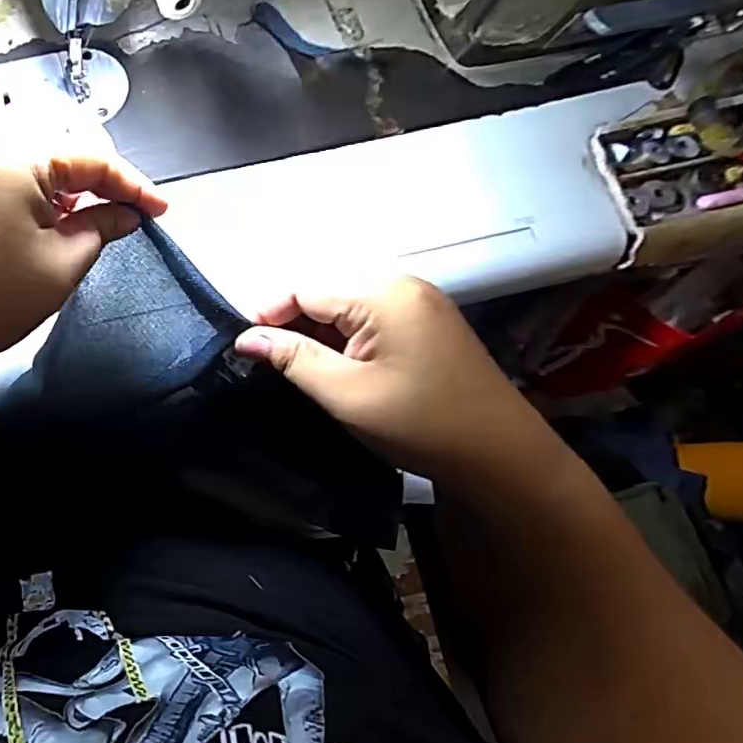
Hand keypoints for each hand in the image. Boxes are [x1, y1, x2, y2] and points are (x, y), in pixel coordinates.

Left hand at [0, 125, 167, 391]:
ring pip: (31, 160)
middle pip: (60, 146)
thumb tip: (125, 214)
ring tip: (86, 226)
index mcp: (16, 154)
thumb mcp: (60, 267)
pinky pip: (2, 174)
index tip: (159, 211)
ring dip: (66, 187)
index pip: (92, 158)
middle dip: (98, 180)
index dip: (133, 186)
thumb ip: (101, 229)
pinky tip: (46, 225)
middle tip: (123, 216)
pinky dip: (34, 194)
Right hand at [234, 277, 558, 479]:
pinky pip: (371, 321)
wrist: (499, 456)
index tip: (244, 350)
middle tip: (269, 368)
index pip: (305, 289)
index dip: (269, 316)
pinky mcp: (427, 324)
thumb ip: (293, 359)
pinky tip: (337, 371)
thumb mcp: (345, 394)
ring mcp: (419, 303)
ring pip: (346, 310)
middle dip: (294, 328)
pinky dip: (346, 343)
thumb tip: (246, 339)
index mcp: (383, 294)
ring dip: (319, 338)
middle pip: (326, 295)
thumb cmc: (419, 424)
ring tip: (300, 374)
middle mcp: (403, 286)